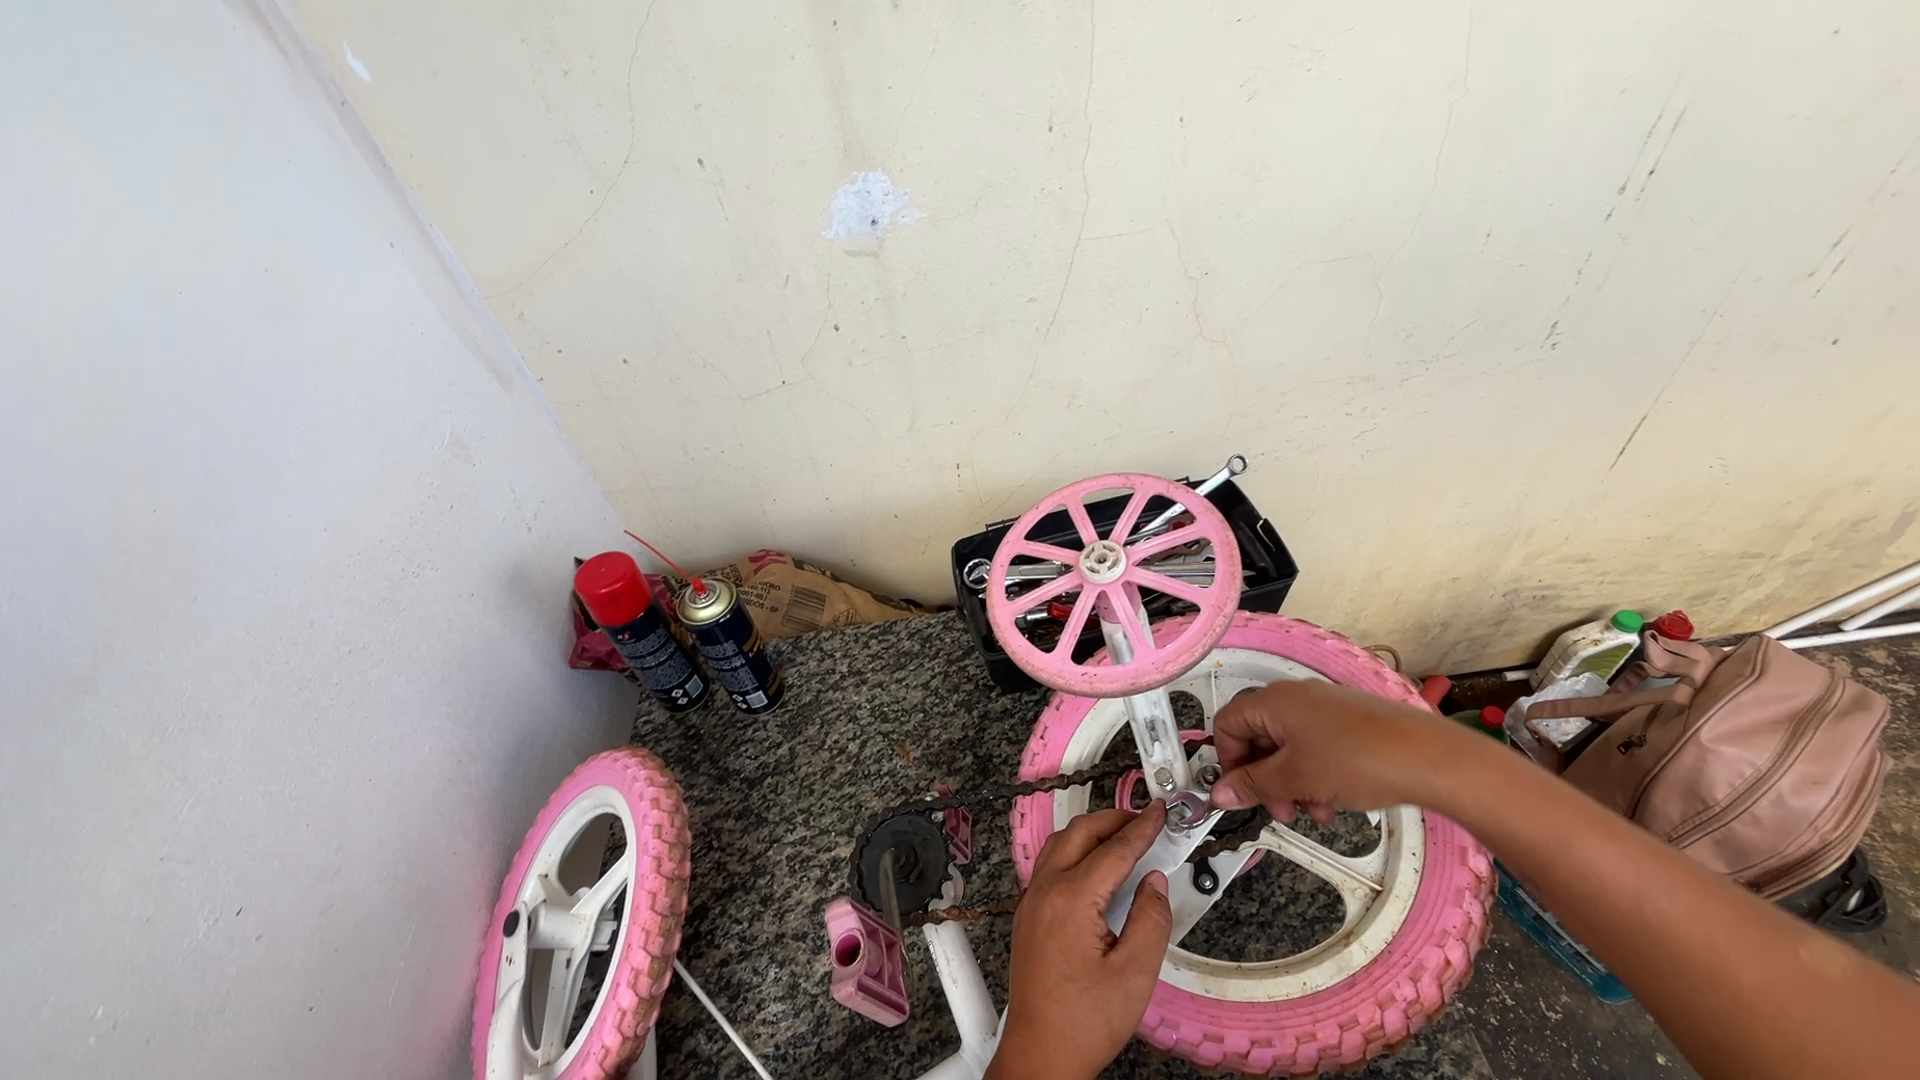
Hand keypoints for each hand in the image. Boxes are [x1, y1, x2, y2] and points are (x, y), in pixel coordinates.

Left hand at [986, 805, 1172, 1079]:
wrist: (1041, 1055)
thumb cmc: (1082, 1023)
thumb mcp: (1135, 974)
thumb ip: (1151, 920)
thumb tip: (1154, 884)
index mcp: (1070, 900)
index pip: (1113, 850)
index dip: (1142, 828)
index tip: (1160, 813)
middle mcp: (1044, 892)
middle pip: (1080, 833)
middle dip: (1114, 819)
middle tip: (1145, 821)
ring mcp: (1031, 902)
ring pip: (1060, 844)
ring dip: (1092, 832)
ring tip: (1124, 836)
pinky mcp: (1028, 915)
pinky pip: (1050, 864)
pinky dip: (1076, 851)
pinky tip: (1095, 865)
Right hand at [1211, 679, 1466, 822]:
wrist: (1430, 759)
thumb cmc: (1357, 760)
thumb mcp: (1295, 779)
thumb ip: (1253, 786)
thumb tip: (1218, 794)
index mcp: (1274, 701)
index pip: (1227, 724)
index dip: (1228, 759)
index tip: (1242, 791)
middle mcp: (1296, 697)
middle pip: (1258, 737)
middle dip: (1265, 778)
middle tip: (1281, 810)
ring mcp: (1326, 708)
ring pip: (1289, 747)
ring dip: (1292, 782)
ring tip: (1314, 811)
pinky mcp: (1350, 722)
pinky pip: (1316, 747)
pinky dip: (1316, 774)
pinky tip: (1334, 801)